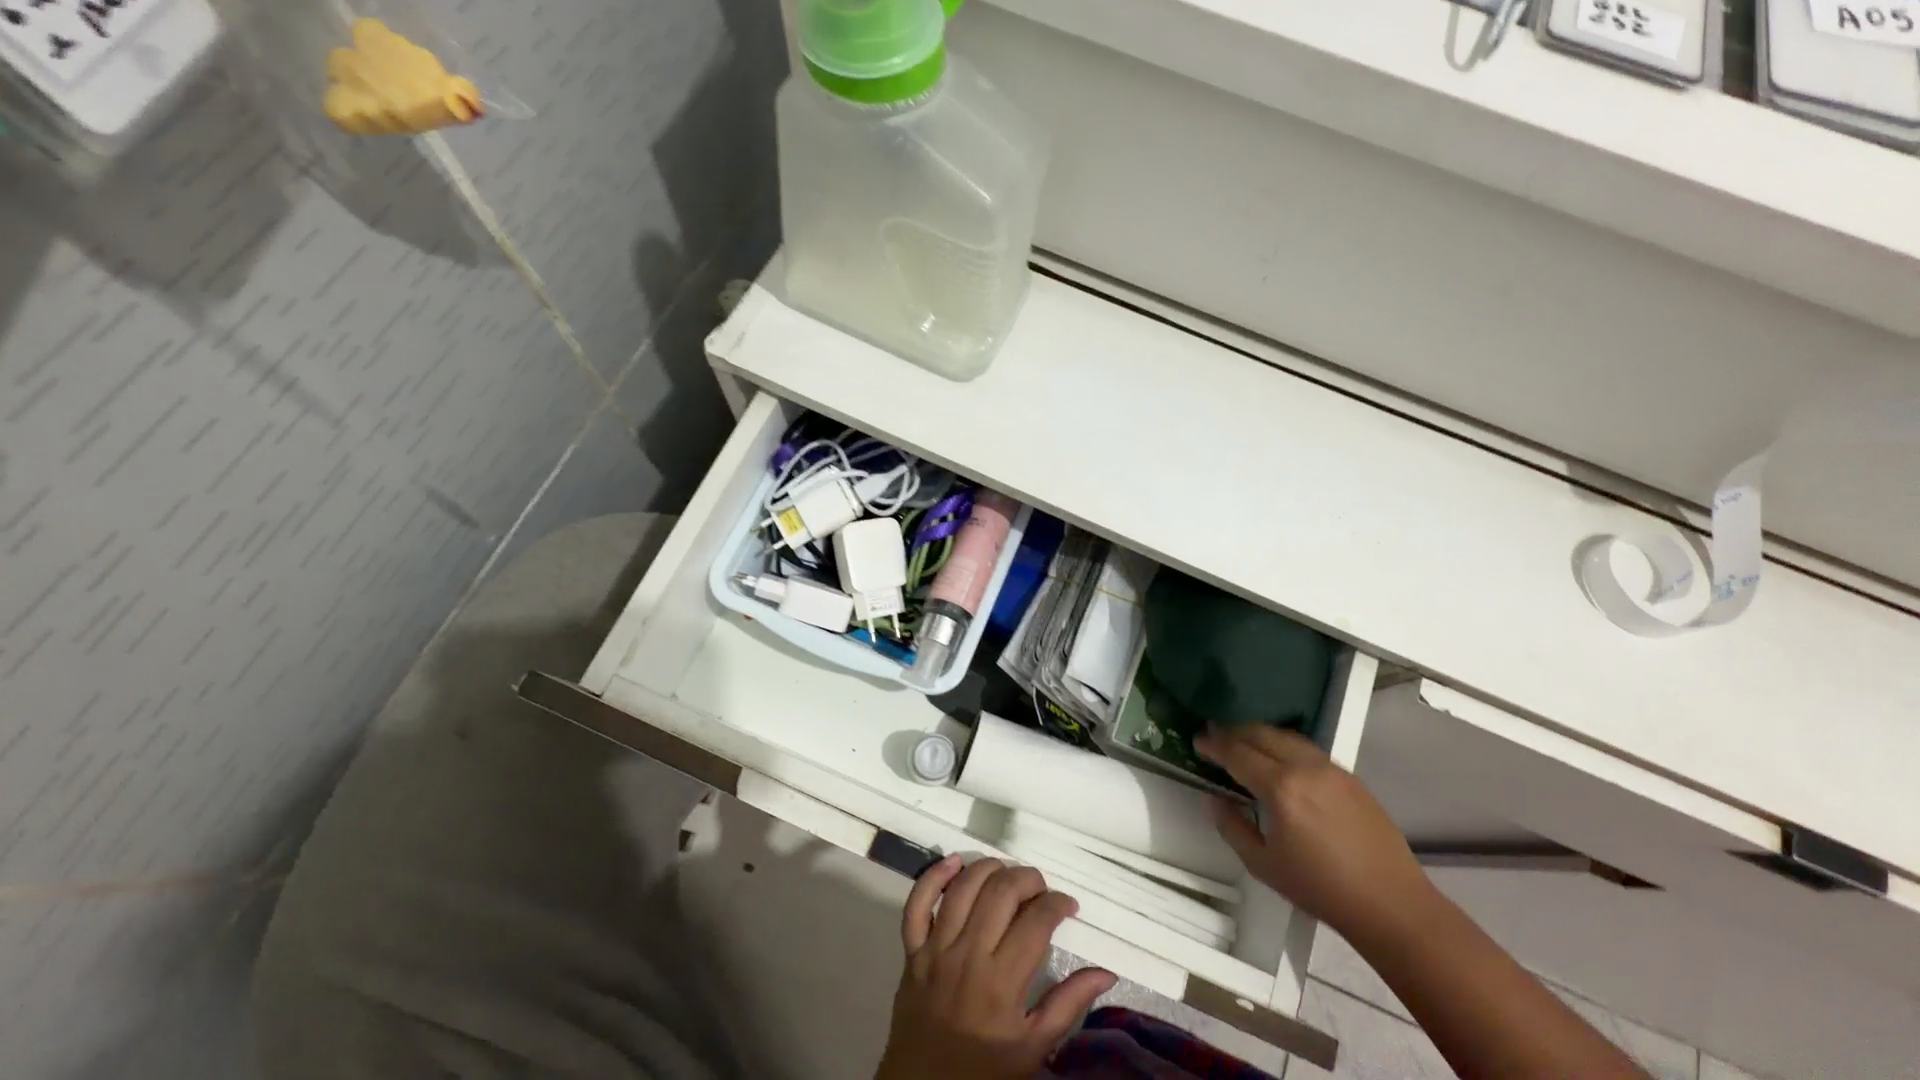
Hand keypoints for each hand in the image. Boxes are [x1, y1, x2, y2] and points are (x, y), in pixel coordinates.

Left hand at [875, 856, 1117, 1079]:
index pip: (1035, 920)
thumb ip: (1068, 1004)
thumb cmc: (984, 1068)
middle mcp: (968, 955)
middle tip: (1040, 888)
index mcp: (1003, 980)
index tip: (1068, 907)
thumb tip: (1105, 971)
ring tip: (1008, 874)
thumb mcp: (1034, 1046)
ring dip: (989, 870)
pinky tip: (954, 862)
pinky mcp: (912, 950)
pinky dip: (933, 877)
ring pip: (962, 889)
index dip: (1057, 903)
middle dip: (1027, 878)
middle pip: (1000, 893)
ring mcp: (936, 949)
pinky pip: (917, 904)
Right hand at [1196, 727, 1433, 944]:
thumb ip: (1232, 826)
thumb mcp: (1262, 864)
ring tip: (1243, 741)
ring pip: (1288, 737)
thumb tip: (1213, 799)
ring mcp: (1332, 769)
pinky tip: (1279, 759)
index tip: (1197, 740)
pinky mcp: (1351, 777)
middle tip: (1214, 734)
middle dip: (1235, 731)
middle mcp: (1306, 768)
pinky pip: (1309, 750)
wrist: (1388, 901)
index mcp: (1281, 789)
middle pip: (1263, 735)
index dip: (1214, 745)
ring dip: (1261, 734)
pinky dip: (1285, 745)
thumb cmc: (1319, 888)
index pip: (1238, 754)